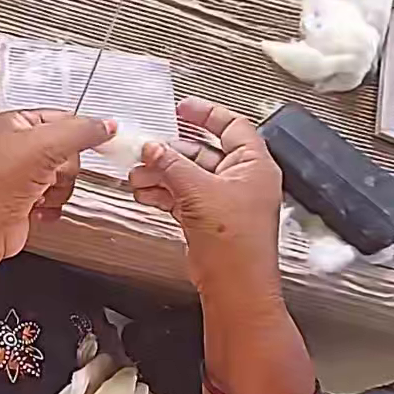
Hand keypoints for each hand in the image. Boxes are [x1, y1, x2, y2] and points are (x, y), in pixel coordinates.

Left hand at [0, 110, 115, 263]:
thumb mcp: (46, 145)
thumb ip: (81, 132)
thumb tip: (106, 126)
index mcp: (18, 124)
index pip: (63, 119)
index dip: (79, 131)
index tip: (97, 140)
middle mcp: (20, 149)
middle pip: (69, 153)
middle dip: (64, 169)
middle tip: (49, 171)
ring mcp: (24, 177)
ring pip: (66, 179)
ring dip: (59, 190)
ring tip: (39, 191)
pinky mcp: (28, 201)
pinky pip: (58, 200)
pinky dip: (52, 206)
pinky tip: (37, 206)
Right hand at [127, 98, 284, 298]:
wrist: (234, 285)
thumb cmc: (237, 243)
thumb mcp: (199, 190)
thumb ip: (172, 164)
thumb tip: (154, 148)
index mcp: (253, 165)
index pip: (231, 126)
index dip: (206, 114)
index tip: (183, 108)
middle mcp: (241, 180)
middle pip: (201, 153)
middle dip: (171, 153)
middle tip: (147, 150)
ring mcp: (224, 201)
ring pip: (188, 176)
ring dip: (161, 175)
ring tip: (139, 175)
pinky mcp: (208, 219)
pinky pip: (182, 197)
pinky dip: (164, 194)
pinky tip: (146, 193)